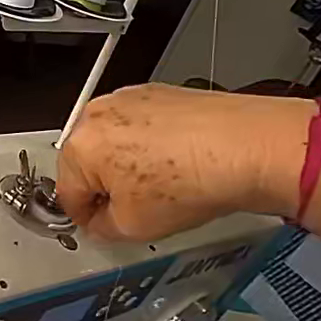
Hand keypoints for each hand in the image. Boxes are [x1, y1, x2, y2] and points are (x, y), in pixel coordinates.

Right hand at [56, 84, 314, 240]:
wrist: (252, 147)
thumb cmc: (194, 180)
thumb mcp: (134, 227)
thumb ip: (102, 228)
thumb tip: (102, 221)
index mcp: (78, 147)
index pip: (67, 193)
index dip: (85, 217)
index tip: (102, 225)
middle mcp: (94, 115)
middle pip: (86, 163)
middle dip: (105, 185)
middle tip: (137, 205)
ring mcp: (125, 99)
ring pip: (110, 142)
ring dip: (126, 163)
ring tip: (163, 182)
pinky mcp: (154, 92)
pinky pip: (138, 126)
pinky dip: (150, 144)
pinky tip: (176, 160)